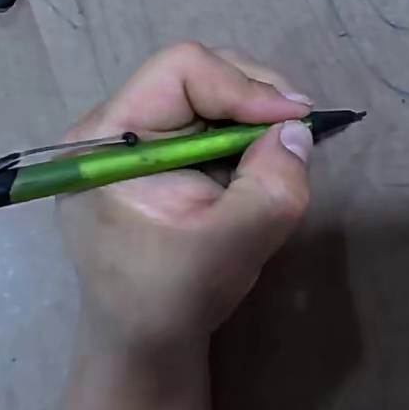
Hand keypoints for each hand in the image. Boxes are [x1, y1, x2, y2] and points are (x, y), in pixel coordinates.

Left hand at [58, 43, 313, 358]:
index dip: (245, 85)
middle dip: (255, 92)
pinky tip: (261, 155)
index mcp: (109, 140)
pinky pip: (207, 117)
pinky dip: (245, 127)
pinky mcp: (157, 151)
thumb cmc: (173, 297)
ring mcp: (135, 136)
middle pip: (195, 72)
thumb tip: (297, 130)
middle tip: (299, 124)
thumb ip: (273, 186)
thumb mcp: (233, 245)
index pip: (182, 71)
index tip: (295, 118)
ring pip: (206, 90)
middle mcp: (114, 125)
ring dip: (254, 110)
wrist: (142, 338)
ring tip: (282, 143)